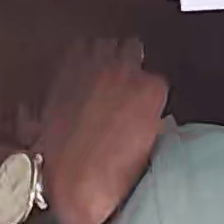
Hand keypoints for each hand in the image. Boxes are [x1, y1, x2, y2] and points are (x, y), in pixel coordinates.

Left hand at [35, 37, 168, 223]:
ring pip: (107, 42)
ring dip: (105, 55)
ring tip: (100, 73)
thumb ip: (151, 119)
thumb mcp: (146, 148)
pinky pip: (80, 46)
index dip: (145, 90)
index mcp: (150, 90)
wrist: (68, 181)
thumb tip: (149, 116)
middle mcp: (125, 70)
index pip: (155, 78)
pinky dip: (82, 55)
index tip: (138, 100)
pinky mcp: (69, 68)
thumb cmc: (110, 176)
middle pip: (132, 48)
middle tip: (120, 81)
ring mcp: (96, 66)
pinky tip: (79, 70)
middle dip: (128, 63)